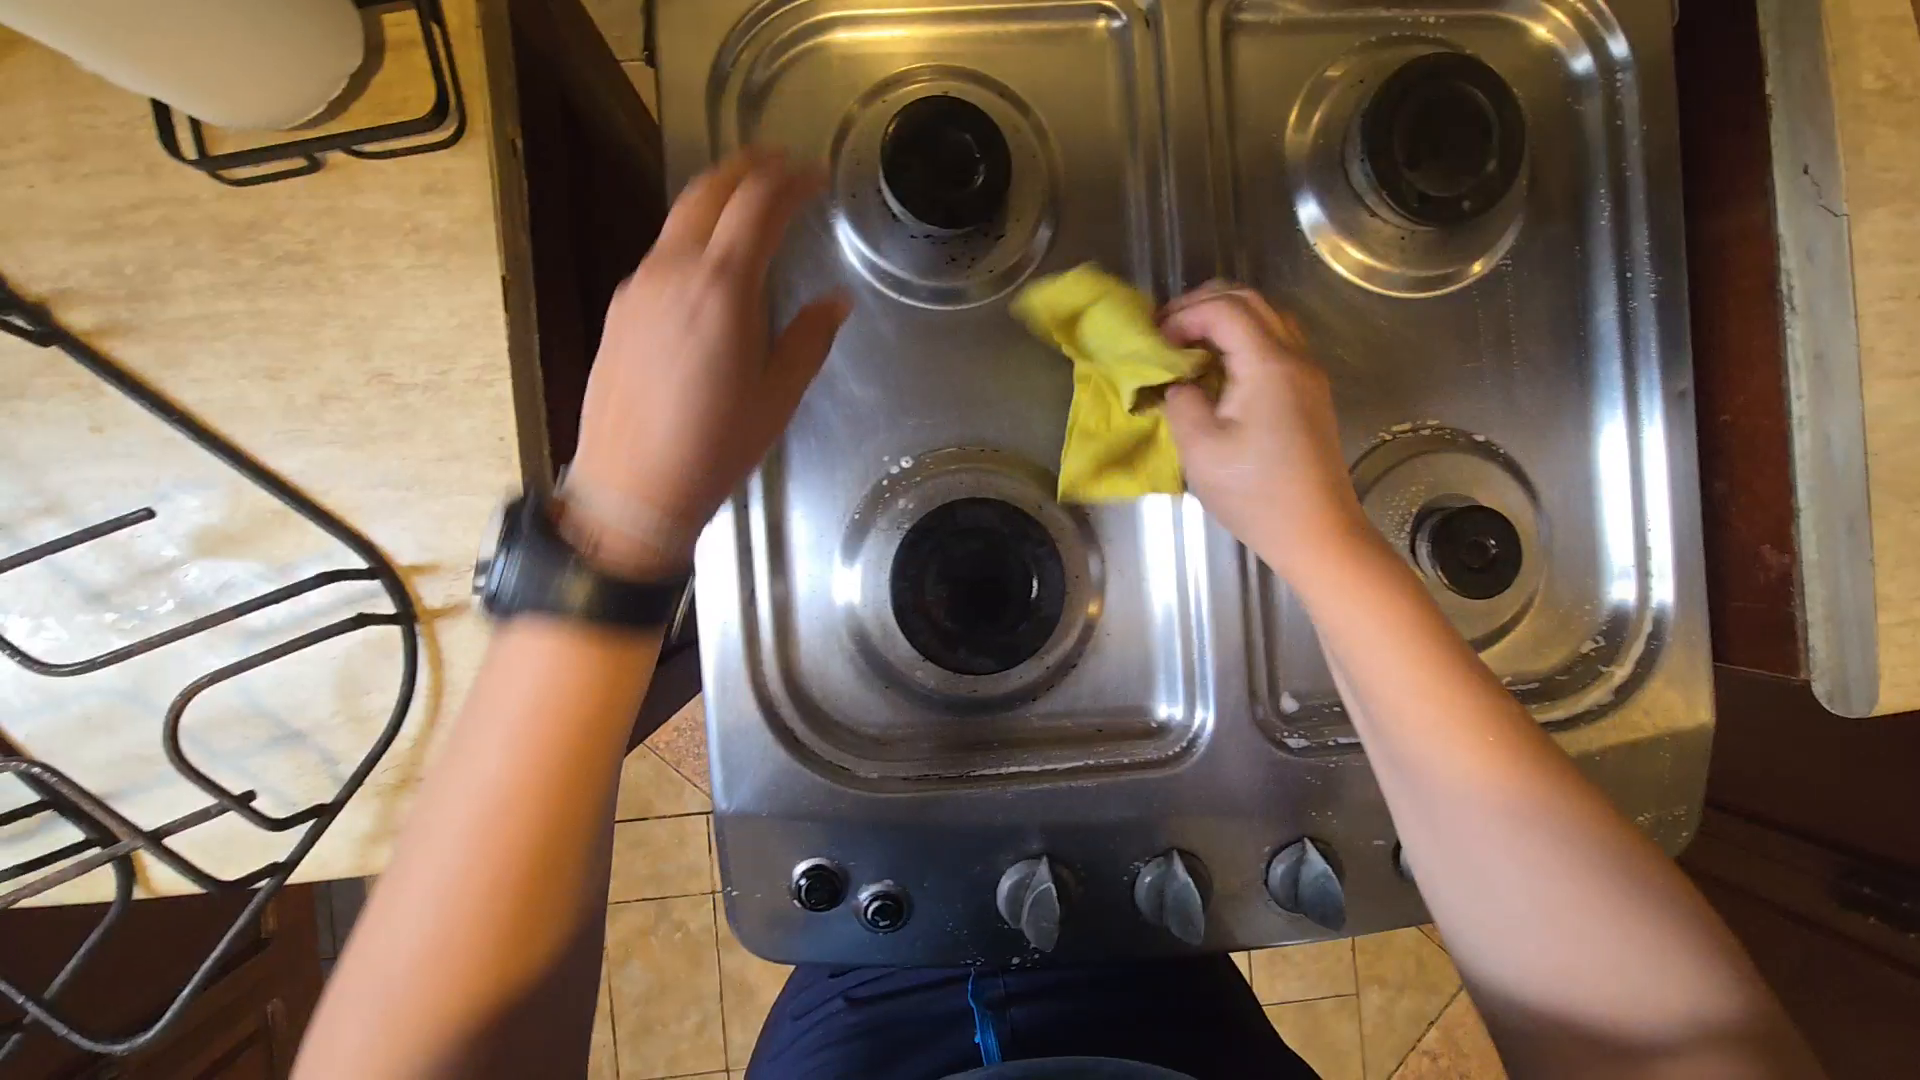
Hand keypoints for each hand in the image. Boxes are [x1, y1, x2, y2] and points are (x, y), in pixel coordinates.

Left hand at [563, 150, 850, 578]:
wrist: (630, 489)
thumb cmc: (716, 447)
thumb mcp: (778, 396)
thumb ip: (808, 338)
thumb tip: (835, 302)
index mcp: (722, 287)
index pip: (758, 205)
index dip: (791, 180)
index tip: (815, 175)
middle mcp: (673, 272)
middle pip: (709, 191)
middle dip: (747, 167)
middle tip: (780, 163)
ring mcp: (638, 287)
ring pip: (678, 219)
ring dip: (717, 199)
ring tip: (750, 206)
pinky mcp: (620, 310)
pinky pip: (661, 255)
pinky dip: (693, 238)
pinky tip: (710, 266)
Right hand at [1160, 284, 1371, 577]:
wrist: (1316, 531)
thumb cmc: (1255, 494)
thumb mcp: (1201, 450)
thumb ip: (1182, 403)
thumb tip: (1180, 384)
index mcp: (1269, 364)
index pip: (1224, 310)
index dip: (1183, 315)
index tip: (1153, 339)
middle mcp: (1295, 356)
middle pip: (1249, 301)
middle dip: (1202, 306)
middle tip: (1165, 330)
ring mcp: (1308, 374)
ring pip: (1267, 319)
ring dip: (1224, 320)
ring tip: (1187, 345)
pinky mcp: (1309, 393)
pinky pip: (1275, 344)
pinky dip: (1242, 340)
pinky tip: (1217, 368)